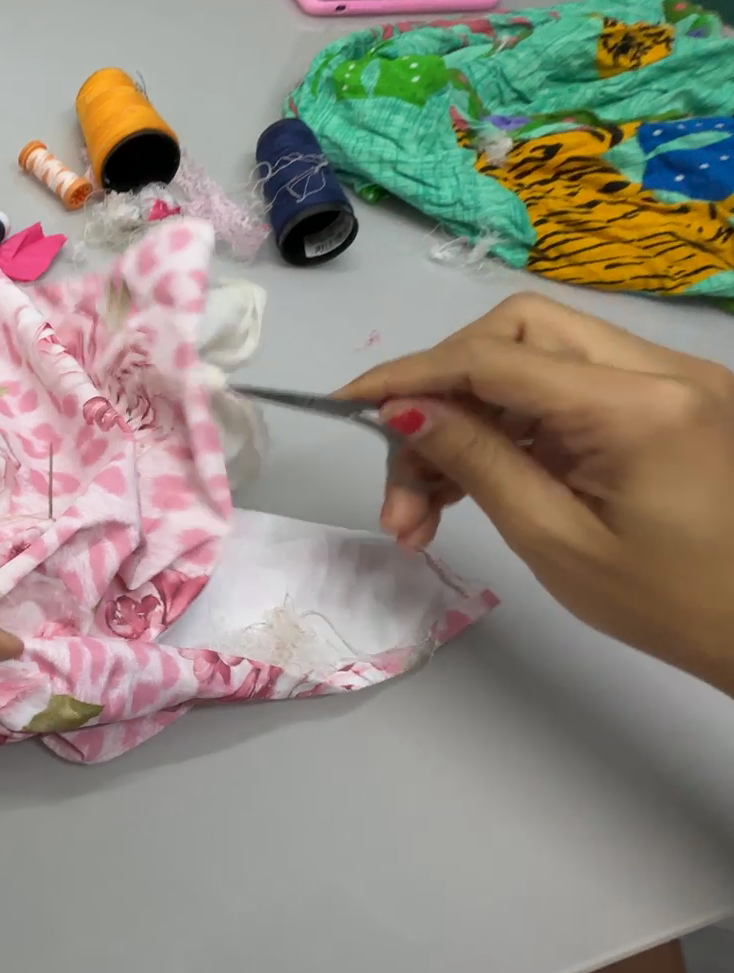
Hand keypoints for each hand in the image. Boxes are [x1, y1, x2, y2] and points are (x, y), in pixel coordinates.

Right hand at [338, 292, 733, 691]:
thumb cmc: (669, 599)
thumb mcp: (550, 533)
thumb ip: (475, 459)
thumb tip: (402, 410)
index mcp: (638, 406)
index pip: (491, 357)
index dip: (405, 374)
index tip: (342, 405)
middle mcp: (660, 374)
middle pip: (512, 335)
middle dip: (437, 389)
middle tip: (399, 464)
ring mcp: (664, 387)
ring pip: (524, 366)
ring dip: (457, 424)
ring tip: (417, 511)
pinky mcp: (657, 409)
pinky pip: (553, 396)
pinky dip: (495, 434)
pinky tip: (459, 493)